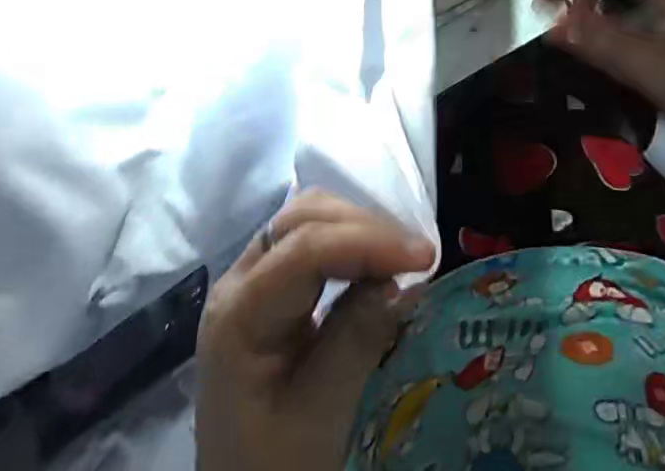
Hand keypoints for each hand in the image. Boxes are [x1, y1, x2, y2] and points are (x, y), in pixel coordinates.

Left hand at [196, 190, 435, 470]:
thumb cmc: (275, 467)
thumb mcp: (319, 415)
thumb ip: (357, 341)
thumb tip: (402, 283)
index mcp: (239, 313)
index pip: (304, 247)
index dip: (367, 241)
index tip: (425, 258)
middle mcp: (240, 282)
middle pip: (302, 219)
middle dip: (364, 225)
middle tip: (418, 256)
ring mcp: (253, 283)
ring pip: (307, 221)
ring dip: (360, 229)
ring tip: (405, 258)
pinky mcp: (272, 292)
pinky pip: (312, 245)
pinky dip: (352, 245)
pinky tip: (380, 266)